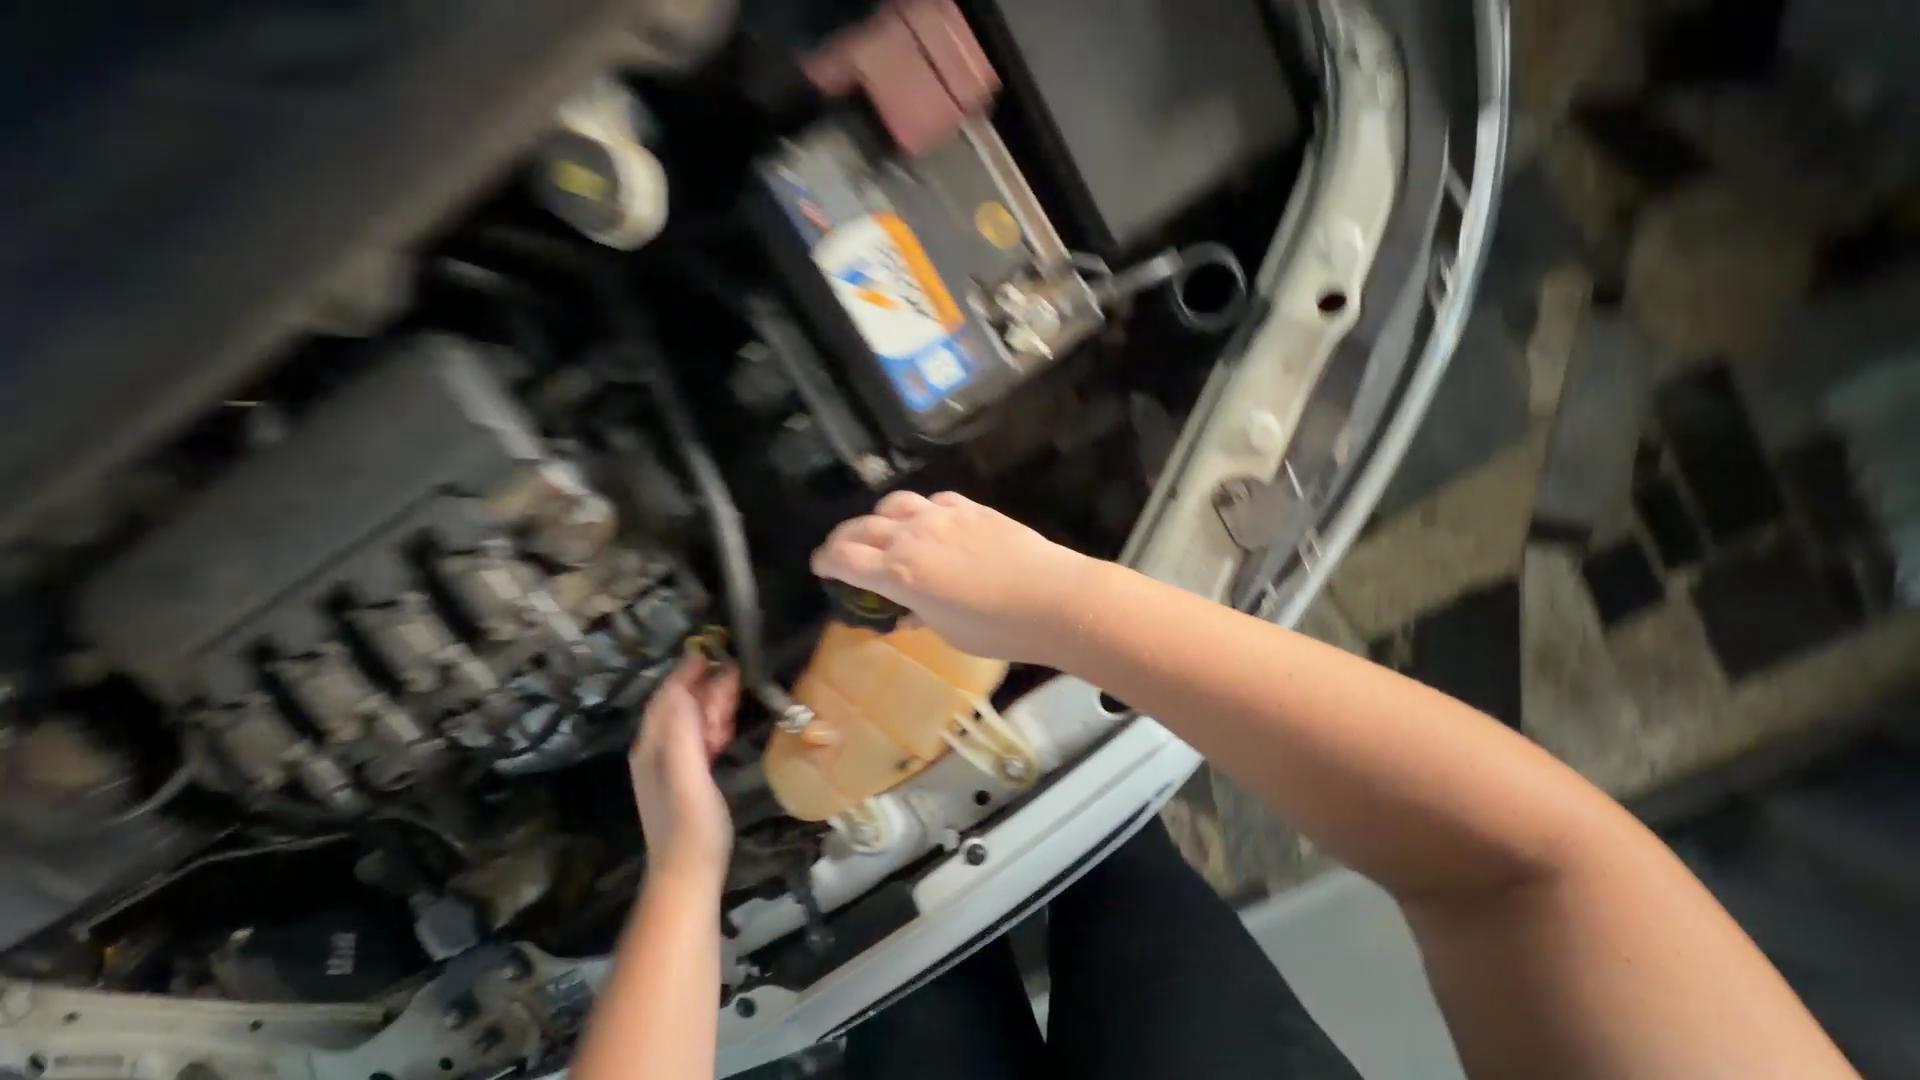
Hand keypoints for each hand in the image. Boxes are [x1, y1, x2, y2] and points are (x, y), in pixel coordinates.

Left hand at [629, 655, 739, 888]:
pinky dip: (711, 727)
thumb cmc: (691, 828)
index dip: (689, 672)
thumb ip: (683, 735)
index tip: (716, 651)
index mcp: (652, 747)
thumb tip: (686, 690)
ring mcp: (669, 766)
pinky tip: (725, 729)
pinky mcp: (685, 779)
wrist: (687, 876)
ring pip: (688, 721)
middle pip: (677, 706)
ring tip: (736, 696)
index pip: (667, 697)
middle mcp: (655, 751)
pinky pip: (696, 739)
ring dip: (710, 705)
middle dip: (705, 687)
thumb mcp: (689, 778)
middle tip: (737, 675)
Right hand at [810, 491, 1097, 664]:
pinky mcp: (971, 507)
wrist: (1053, 598)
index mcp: (900, 573)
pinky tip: (928, 521)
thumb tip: (904, 610)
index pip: (845, 559)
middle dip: (843, 539)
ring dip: (879, 517)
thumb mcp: (947, 632)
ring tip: (881, 530)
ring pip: (895, 504)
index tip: (820, 567)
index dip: (826, 561)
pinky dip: (920, 510)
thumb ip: (918, 614)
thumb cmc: (997, 629)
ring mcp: (943, 516)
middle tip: (840, 550)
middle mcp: (913, 536)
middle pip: (861, 527)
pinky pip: (933, 500)